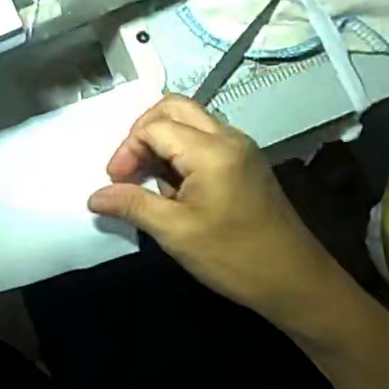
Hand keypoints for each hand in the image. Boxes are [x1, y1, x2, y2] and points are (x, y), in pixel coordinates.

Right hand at [87, 94, 347, 327]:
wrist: (293, 280)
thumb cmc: (233, 256)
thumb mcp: (175, 232)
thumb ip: (133, 205)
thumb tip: (95, 196)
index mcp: (212, 150)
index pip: (155, 128)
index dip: (127, 150)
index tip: (115, 183)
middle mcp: (229, 138)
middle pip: (175, 108)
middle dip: (142, 132)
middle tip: (128, 167)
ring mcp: (241, 149)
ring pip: (191, 122)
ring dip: (162, 141)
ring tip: (148, 180)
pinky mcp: (246, 164)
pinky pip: (205, 140)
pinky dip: (181, 152)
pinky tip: (173, 188)